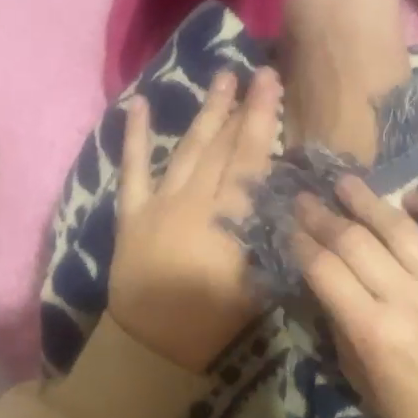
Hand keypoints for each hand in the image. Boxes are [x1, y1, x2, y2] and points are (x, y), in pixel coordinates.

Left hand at [109, 69, 281, 371]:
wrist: (152, 343)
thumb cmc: (211, 319)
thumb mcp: (256, 283)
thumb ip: (270, 239)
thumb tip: (285, 201)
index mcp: (226, 221)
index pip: (249, 160)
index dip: (262, 120)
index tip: (272, 85)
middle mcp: (193, 202)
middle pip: (221, 147)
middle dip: (241, 108)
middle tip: (257, 74)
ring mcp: (158, 203)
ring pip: (187, 150)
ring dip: (205, 113)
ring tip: (221, 79)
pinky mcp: (131, 212)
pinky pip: (132, 169)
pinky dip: (135, 137)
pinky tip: (138, 104)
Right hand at [292, 177, 417, 417]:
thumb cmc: (403, 404)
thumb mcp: (354, 371)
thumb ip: (339, 321)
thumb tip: (321, 278)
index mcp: (372, 330)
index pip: (326, 271)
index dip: (301, 244)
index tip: (286, 227)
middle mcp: (406, 299)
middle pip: (356, 244)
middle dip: (323, 217)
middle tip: (303, 200)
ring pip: (402, 230)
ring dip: (370, 201)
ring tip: (345, 183)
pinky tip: (414, 197)